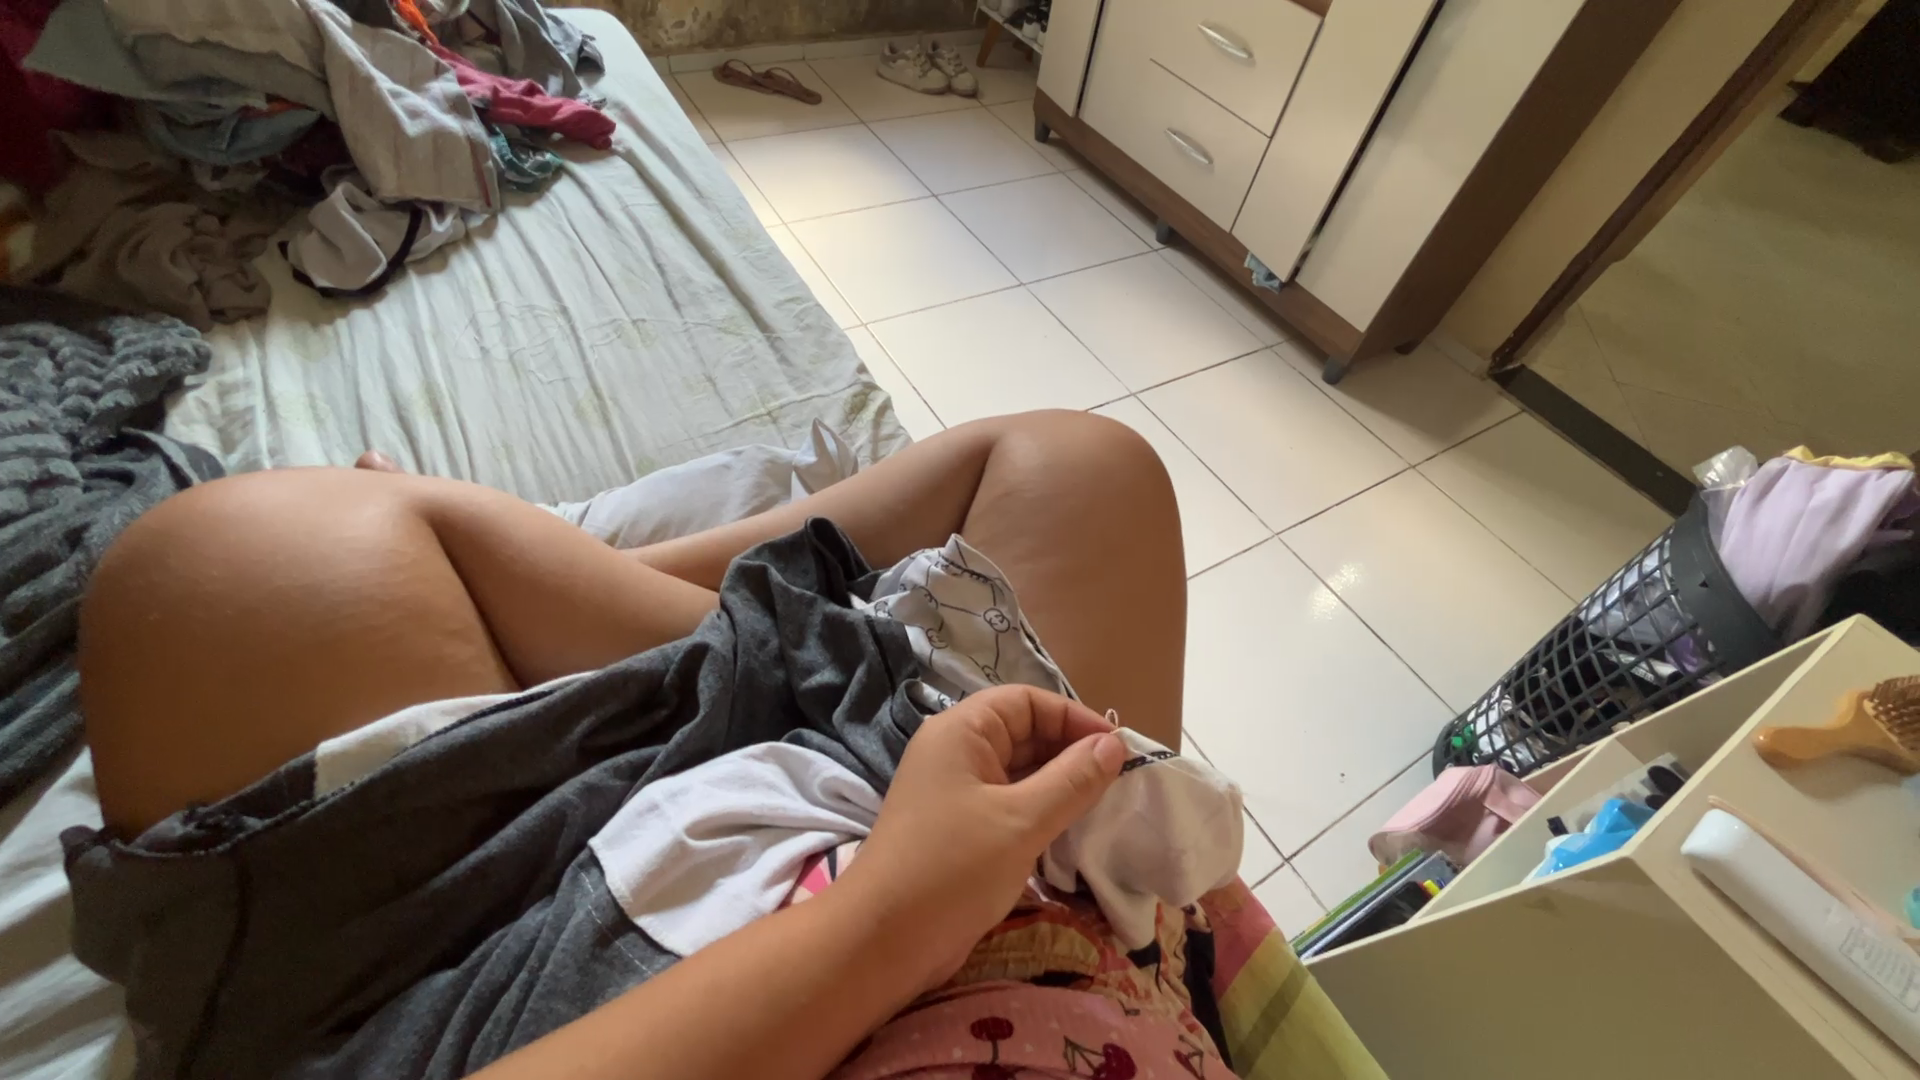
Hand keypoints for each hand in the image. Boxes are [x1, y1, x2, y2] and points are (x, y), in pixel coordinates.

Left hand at [833, 685, 1127, 991]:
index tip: (1117, 748)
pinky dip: (1041, 812)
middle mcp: (956, 751)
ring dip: (1060, 784)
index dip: (1073, 716)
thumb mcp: (1021, 821)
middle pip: (1023, 732)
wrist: (882, 942)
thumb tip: (1113, 746)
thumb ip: (1071, 781)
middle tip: (1120, 780)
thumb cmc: (951, 868)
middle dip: (1070, 751)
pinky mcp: (960, 828)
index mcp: (961, 731)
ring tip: (1105, 805)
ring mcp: (956, 791)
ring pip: (1019, 771)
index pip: (1026, 701)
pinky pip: (1009, 804)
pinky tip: (1072, 833)